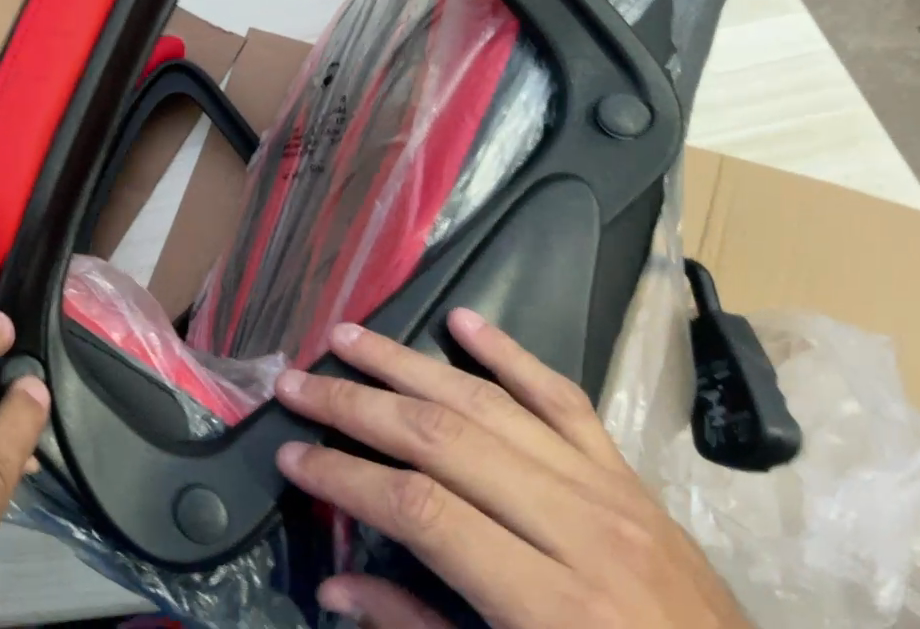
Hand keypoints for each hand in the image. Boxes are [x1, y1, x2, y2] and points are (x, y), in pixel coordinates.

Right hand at [273, 308, 749, 628]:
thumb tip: (332, 587)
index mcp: (552, 604)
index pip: (419, 509)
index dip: (343, 477)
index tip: (289, 457)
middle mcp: (580, 531)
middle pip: (443, 439)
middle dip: (355, 405)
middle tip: (292, 383)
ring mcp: (611, 493)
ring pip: (490, 404)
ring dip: (407, 364)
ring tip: (345, 337)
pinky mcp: (630, 477)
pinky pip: (564, 400)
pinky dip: (511, 354)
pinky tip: (462, 319)